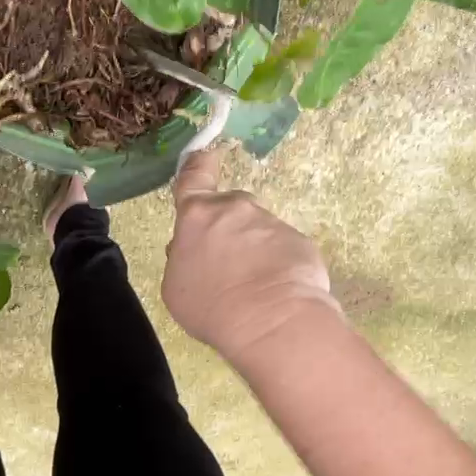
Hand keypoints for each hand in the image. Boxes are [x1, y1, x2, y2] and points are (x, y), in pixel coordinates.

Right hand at [162, 148, 342, 362]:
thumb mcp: (176, 287)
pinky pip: (282, 249)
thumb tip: (189, 249)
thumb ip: (180, 259)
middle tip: (225, 268)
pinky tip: (275, 293)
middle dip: (226, 232)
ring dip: (252, 253)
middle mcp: (235, 209)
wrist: (272, 322)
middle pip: (227, 211)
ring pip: (256, 233)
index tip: (206, 154)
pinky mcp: (299, 241)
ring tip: (251, 290)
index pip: (194, 177)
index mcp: (196, 215)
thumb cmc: (212, 307)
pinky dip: (277, 266)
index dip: (198, 164)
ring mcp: (270, 223)